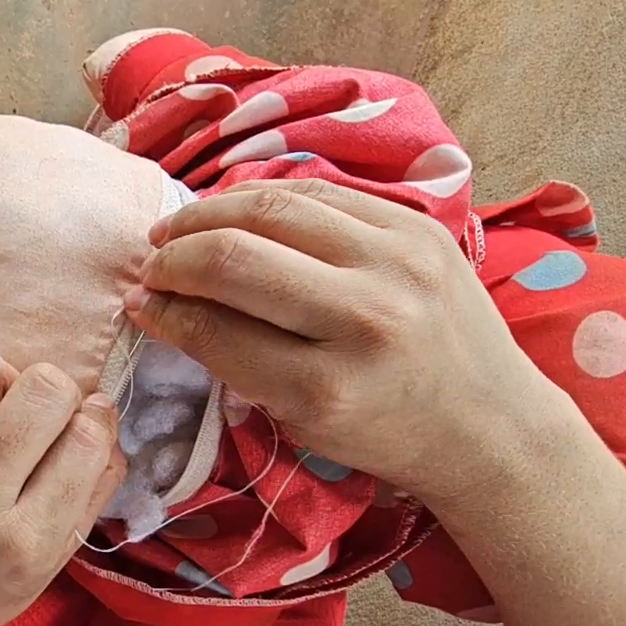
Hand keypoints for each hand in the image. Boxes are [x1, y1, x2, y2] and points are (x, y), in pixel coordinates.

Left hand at [0, 347, 124, 625]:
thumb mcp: (56, 558)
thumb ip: (94, 489)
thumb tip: (106, 416)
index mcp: (26, 537)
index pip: (86, 439)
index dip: (97, 420)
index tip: (88, 424)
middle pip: (44, 389)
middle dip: (58, 395)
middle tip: (44, 421)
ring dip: (2, 381)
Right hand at [125, 178, 575, 506]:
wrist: (488, 421)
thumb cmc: (378, 433)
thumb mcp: (296, 418)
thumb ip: (230, 359)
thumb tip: (160, 306)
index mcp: (324, 385)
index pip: (214, 331)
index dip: (163, 311)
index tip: (137, 303)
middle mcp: (363, 316)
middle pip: (236, 258)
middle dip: (174, 256)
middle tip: (149, 264)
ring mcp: (399, 259)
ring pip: (274, 208)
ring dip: (207, 214)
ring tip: (176, 230)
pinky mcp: (419, 224)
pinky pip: (319, 193)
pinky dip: (262, 198)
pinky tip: (232, 212)